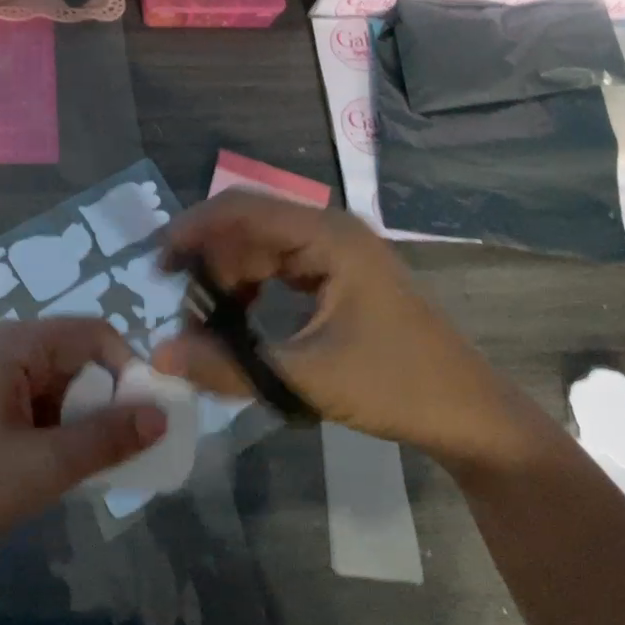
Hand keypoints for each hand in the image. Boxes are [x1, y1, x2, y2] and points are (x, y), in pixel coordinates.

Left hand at [0, 317, 167, 585]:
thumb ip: (108, 438)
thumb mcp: (45, 466)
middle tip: (115, 454)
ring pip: (45, 385)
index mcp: (13, 343)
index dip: (128, 369)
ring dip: (71, 421)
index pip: (93, 333)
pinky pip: (18, 403)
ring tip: (76, 471)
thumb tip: (160, 415)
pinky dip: (42, 430)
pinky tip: (38, 471)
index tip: (147, 420)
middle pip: (69, 357)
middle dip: (100, 401)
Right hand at [152, 190, 539, 472]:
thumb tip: (158, 356)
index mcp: (327, 236)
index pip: (240, 209)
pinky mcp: (337, 277)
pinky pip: (276, 268)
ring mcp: (335, 253)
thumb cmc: (396, 386)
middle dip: (206, 264)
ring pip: (257, 248)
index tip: (154, 268)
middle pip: (245, 227)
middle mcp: (329, 231)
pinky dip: (248, 290)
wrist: (469, 416)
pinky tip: (235, 321)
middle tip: (178, 311)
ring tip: (201, 322)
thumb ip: (227, 366)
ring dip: (224, 280)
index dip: (191, 230)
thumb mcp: (306, 378)